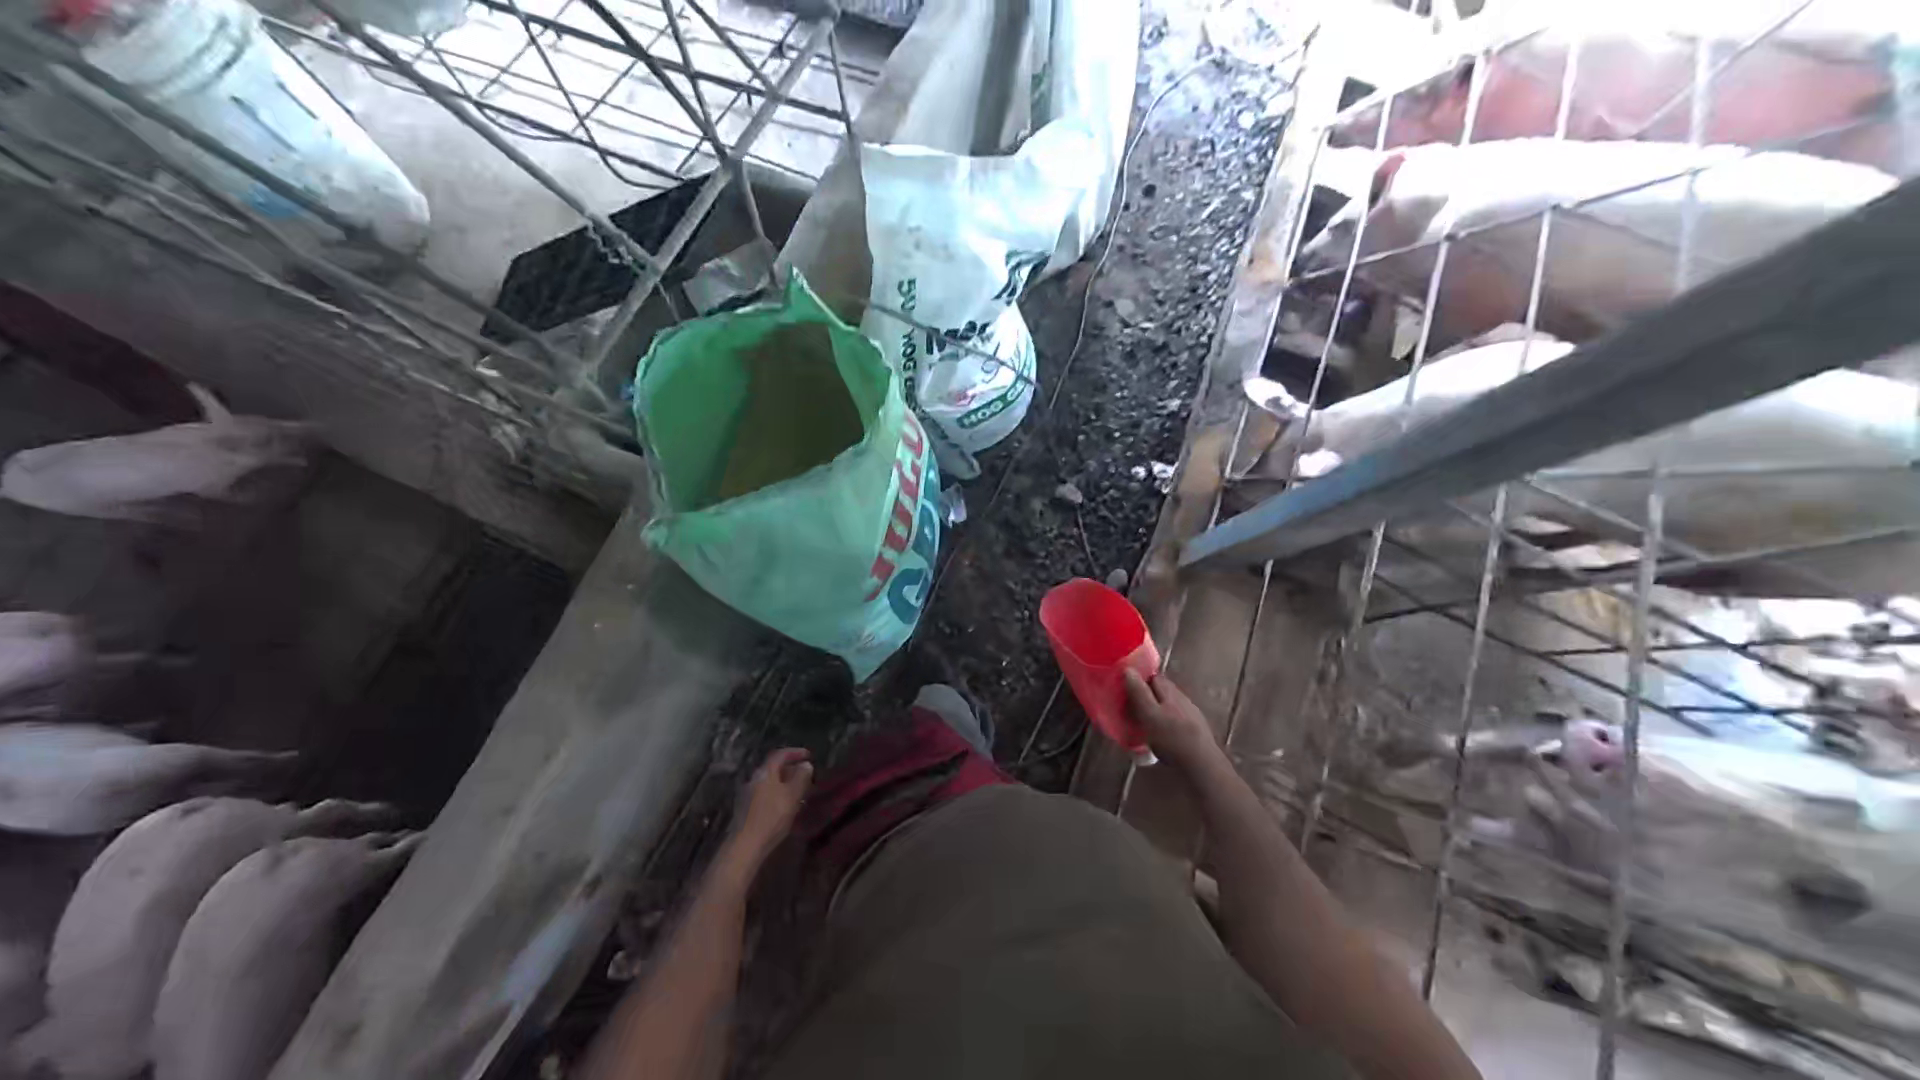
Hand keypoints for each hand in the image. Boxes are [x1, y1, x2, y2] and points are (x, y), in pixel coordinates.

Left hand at [726, 748, 813, 868]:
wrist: (746, 844)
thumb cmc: (772, 816)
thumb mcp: (793, 795)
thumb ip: (801, 777)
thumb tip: (806, 764)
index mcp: (765, 772)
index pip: (780, 754)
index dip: (795, 752)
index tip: (809, 755)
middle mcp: (754, 779)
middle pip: (774, 768)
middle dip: (791, 768)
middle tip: (805, 773)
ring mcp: (748, 794)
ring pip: (770, 781)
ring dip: (785, 782)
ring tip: (799, 789)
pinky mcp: (747, 808)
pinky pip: (766, 793)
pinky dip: (778, 793)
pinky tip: (786, 804)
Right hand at [1124, 669, 1221, 772]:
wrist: (1202, 765)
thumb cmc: (1171, 738)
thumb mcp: (1149, 714)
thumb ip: (1138, 692)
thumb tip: (1128, 669)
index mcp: (1171, 692)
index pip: (1154, 677)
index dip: (1140, 681)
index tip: (1126, 691)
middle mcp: (1183, 700)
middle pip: (1162, 693)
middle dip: (1147, 698)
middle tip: (1131, 711)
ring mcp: (1192, 716)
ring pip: (1170, 708)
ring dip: (1157, 713)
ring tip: (1144, 727)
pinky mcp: (1197, 732)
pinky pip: (1176, 724)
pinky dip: (1166, 727)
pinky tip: (1161, 740)